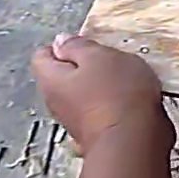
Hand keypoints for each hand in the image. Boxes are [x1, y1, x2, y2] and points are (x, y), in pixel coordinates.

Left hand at [31, 34, 171, 152]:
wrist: (134, 136)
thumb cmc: (119, 94)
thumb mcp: (102, 58)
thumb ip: (80, 47)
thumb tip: (62, 40)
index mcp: (51, 79)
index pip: (44, 55)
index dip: (67, 46)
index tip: (94, 45)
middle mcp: (55, 99)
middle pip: (65, 75)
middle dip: (88, 66)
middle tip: (116, 62)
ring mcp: (75, 116)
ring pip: (84, 92)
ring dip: (103, 85)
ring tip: (130, 81)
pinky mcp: (96, 128)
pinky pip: (100, 107)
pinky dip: (113, 101)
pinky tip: (133, 100)